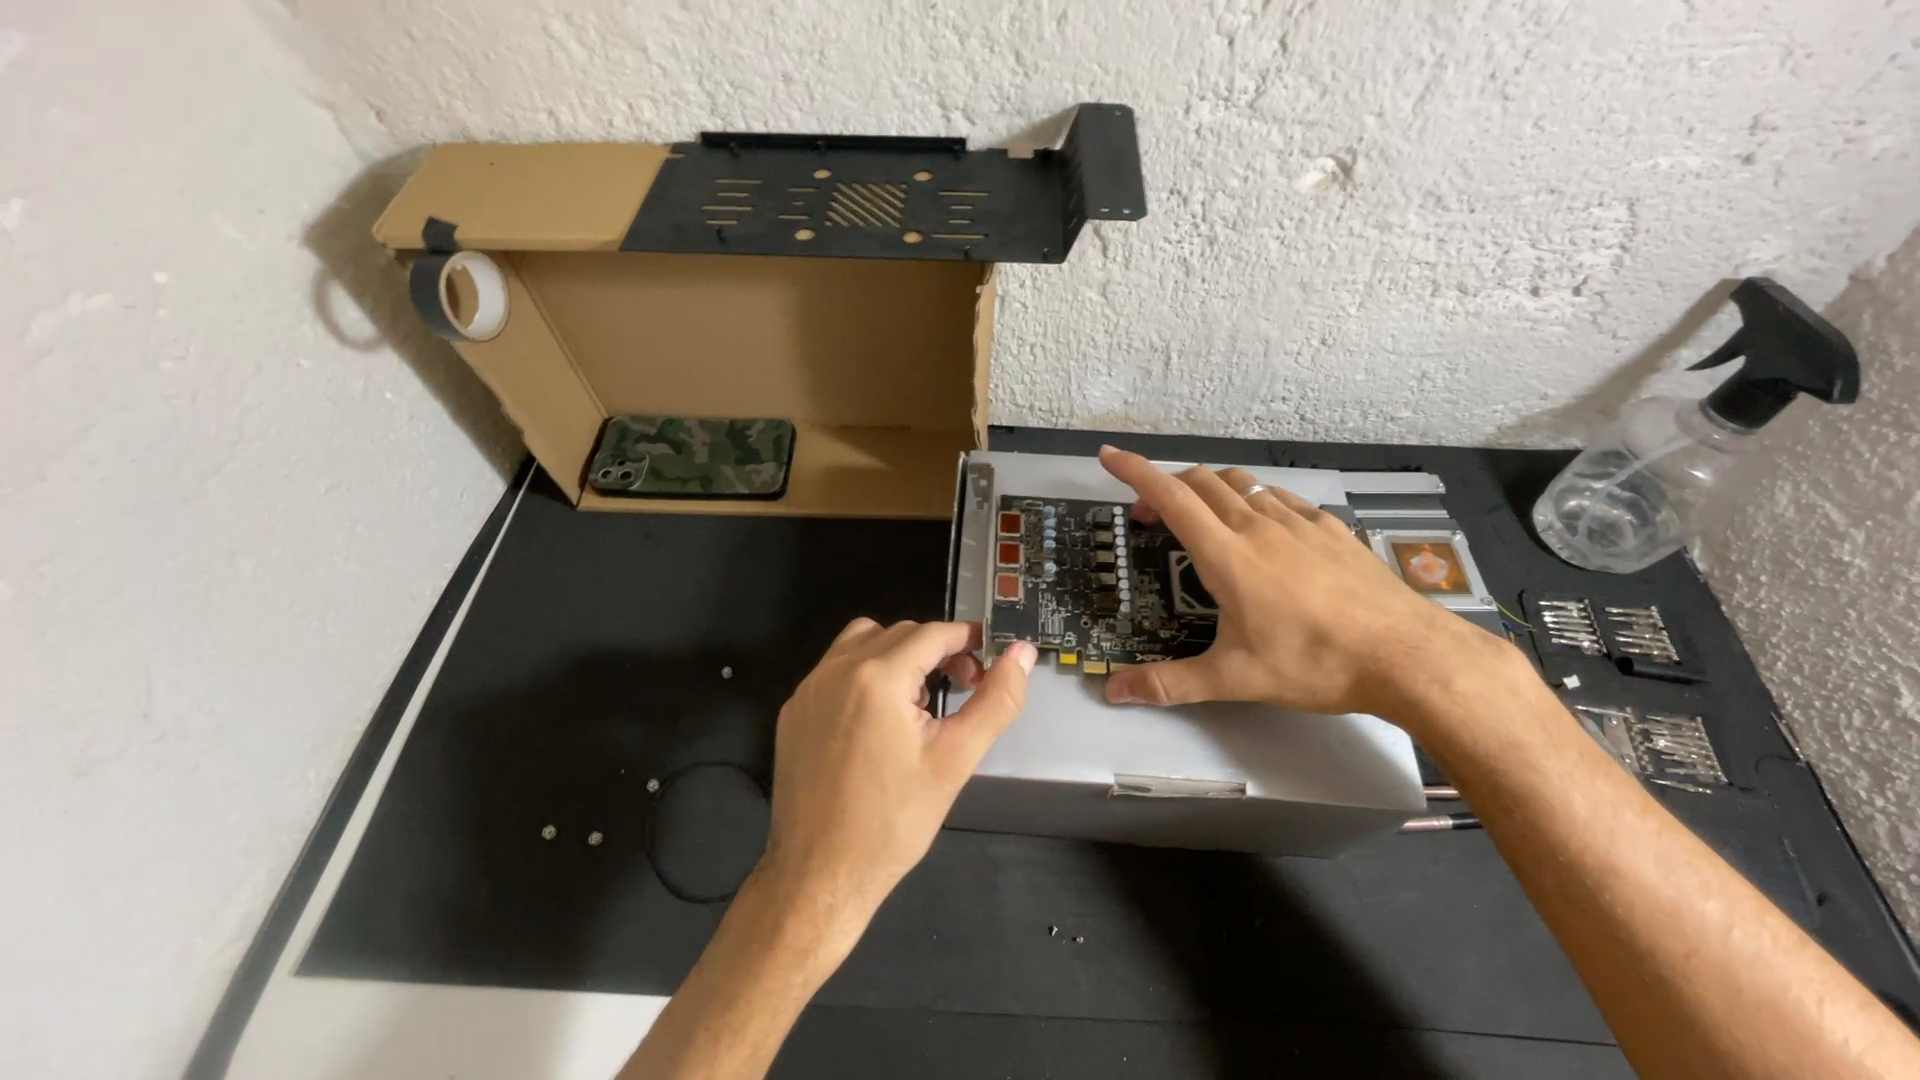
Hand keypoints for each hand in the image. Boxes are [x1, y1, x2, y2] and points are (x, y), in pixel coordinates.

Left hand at [759, 619, 1035, 935]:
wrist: (821, 875)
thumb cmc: (894, 822)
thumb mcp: (956, 760)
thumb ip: (996, 701)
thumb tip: (1022, 655)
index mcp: (877, 677)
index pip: (932, 633)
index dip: (967, 640)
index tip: (988, 660)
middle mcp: (835, 671)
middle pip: (899, 634)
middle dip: (937, 650)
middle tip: (964, 686)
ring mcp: (808, 690)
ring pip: (861, 642)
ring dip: (897, 655)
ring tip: (918, 702)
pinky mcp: (793, 712)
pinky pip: (834, 670)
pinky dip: (864, 675)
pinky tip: (880, 722)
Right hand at [1098, 445, 1508, 717]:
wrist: (1406, 655)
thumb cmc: (1314, 663)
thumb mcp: (1234, 679)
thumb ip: (1169, 683)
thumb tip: (1115, 693)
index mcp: (1228, 555)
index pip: (1171, 498)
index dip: (1135, 472)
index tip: (1109, 456)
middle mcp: (1260, 526)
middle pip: (1202, 482)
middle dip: (1166, 487)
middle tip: (1149, 518)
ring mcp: (1300, 524)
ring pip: (1244, 485)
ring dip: (1211, 491)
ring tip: (1203, 521)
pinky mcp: (1332, 531)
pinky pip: (1282, 499)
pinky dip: (1256, 501)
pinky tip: (1264, 528)